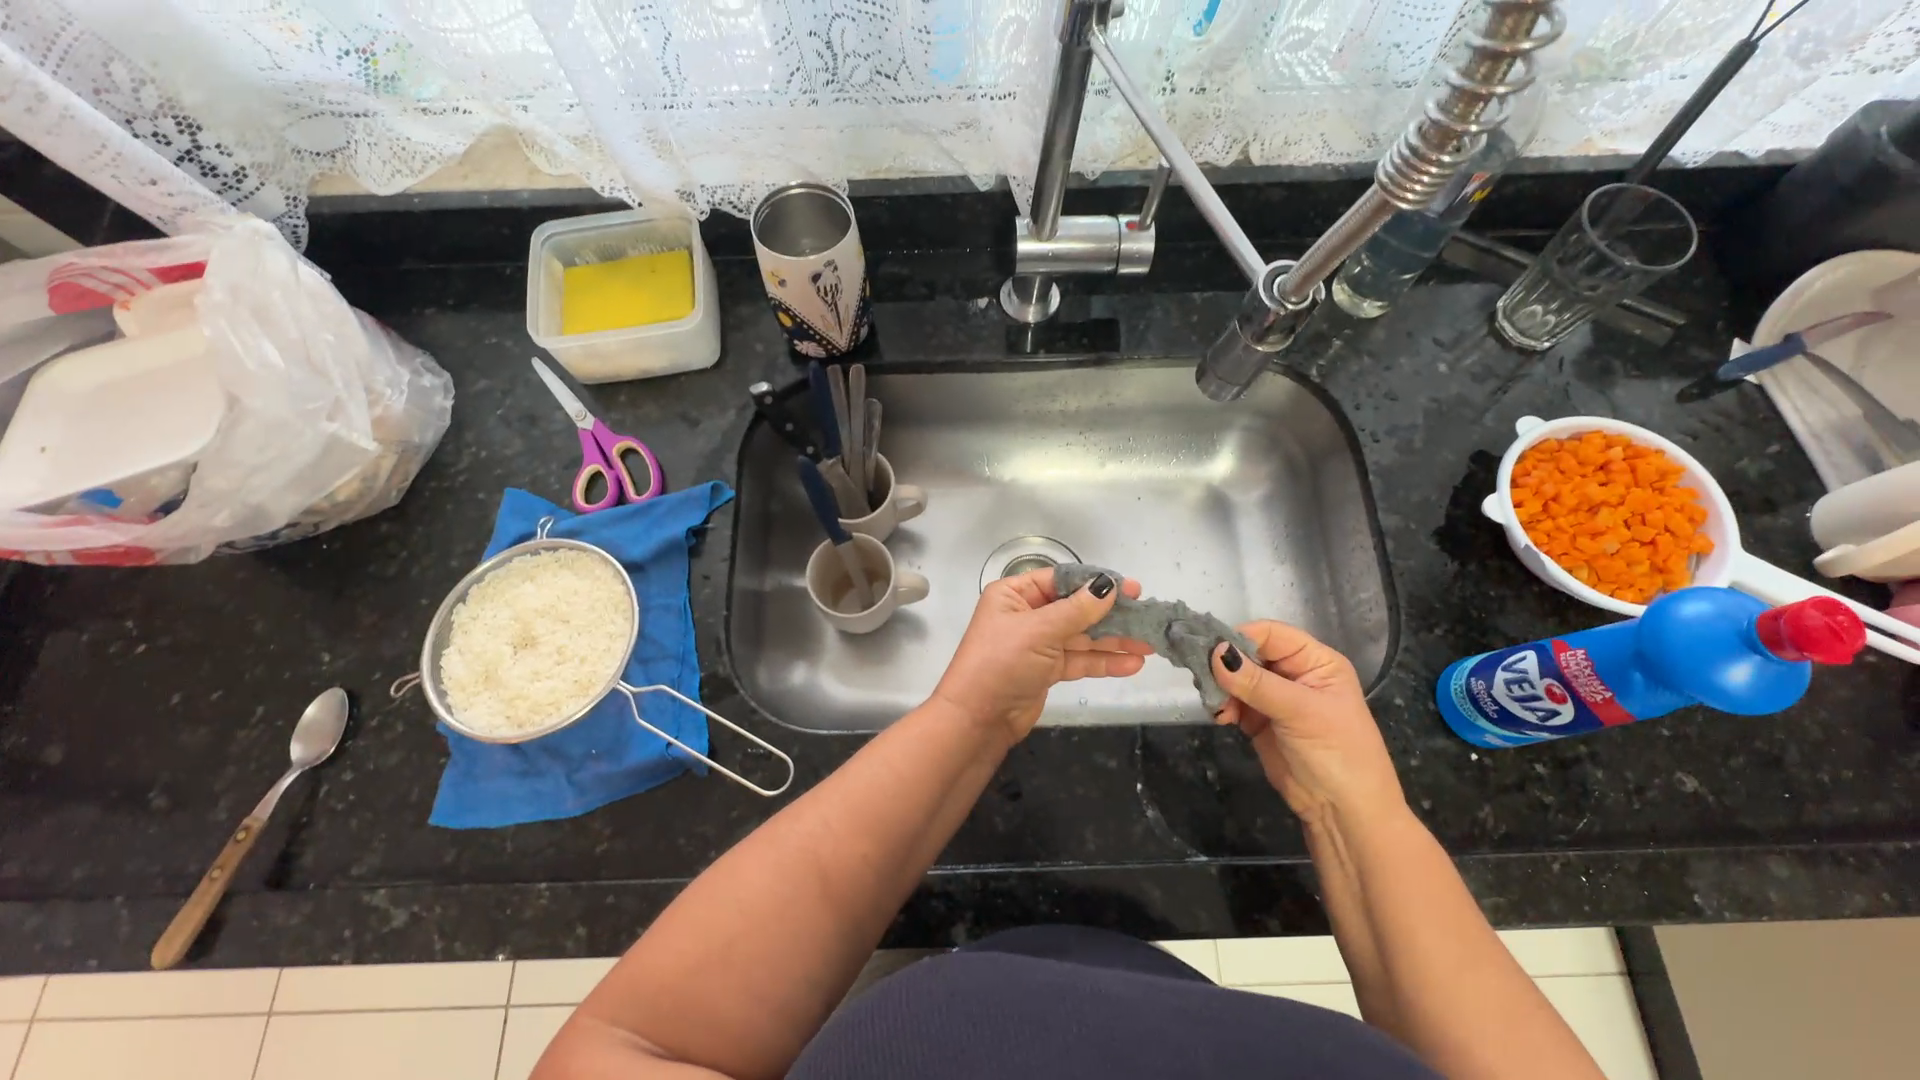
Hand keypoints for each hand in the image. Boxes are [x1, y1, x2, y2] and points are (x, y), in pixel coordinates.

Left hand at [931, 568, 1149, 743]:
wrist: (976, 720)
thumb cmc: (1000, 663)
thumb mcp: (1039, 631)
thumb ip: (1077, 610)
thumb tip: (1108, 586)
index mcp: (1014, 594)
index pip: (1061, 580)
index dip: (1096, 583)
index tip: (1129, 588)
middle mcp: (1026, 614)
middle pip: (1076, 608)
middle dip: (1111, 614)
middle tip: (1146, 615)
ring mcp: (1037, 644)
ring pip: (1082, 636)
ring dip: (1114, 640)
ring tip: (1148, 643)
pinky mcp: (1046, 670)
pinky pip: (1079, 660)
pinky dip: (1104, 662)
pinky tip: (1131, 663)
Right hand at [1210, 621, 1404, 827]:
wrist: (1343, 811)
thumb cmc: (1337, 752)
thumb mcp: (1301, 712)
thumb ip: (1257, 683)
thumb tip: (1217, 652)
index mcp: (1316, 661)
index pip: (1272, 634)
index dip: (1242, 638)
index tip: (1211, 650)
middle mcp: (1294, 674)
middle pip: (1250, 654)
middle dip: (1226, 664)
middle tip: (1203, 677)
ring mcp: (1275, 699)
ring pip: (1237, 678)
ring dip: (1221, 688)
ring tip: (1215, 705)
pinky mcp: (1259, 721)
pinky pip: (1233, 703)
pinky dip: (1222, 707)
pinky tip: (1220, 717)